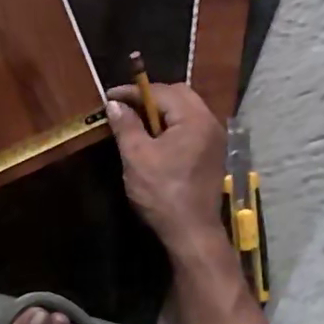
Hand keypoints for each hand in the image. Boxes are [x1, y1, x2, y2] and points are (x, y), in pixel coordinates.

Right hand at [105, 84, 229, 259]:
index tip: (109, 97)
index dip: (133, 92)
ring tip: (136, 121)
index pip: (162, 92)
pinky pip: (191, 126)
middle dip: (150, 96)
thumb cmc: (162, 192)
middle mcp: (210, 123)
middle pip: (180, 95)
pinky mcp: (211, 153)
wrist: (191, 231)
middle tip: (124, 107)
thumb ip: (126, 125)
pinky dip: (172, 124)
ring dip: (161, 110)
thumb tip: (114, 104)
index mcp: (194, 119)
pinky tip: (154, 137)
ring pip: (186, 110)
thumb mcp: (137, 157)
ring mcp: (214, 139)